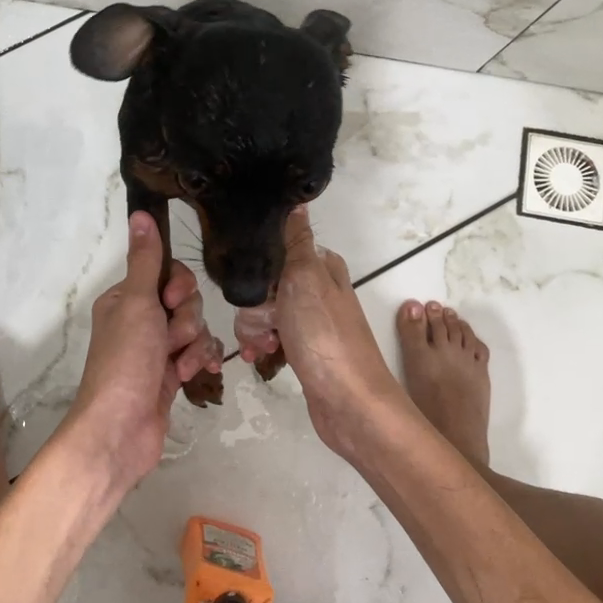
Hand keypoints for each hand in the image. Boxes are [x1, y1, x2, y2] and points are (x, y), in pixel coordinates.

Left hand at [60, 213, 222, 489]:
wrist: (120, 430)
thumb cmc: (125, 362)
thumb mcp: (137, 303)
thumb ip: (146, 260)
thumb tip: (140, 213)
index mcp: (125, 298)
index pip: (168, 273)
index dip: (179, 286)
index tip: (172, 299)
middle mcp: (140, 320)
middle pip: (186, 301)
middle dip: (187, 320)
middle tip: (171, 339)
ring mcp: (156, 349)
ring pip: (195, 328)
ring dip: (193, 345)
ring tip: (178, 366)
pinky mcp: (170, 375)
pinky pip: (197, 354)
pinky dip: (198, 362)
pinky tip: (195, 376)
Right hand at [269, 207, 406, 458]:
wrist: (350, 402)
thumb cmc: (326, 336)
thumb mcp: (306, 279)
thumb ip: (296, 242)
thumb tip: (297, 200)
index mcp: (322, 266)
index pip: (277, 251)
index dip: (258, 267)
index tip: (252, 284)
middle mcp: (317, 289)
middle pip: (266, 284)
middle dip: (254, 305)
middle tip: (266, 323)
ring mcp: (310, 321)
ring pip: (264, 313)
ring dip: (254, 329)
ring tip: (263, 347)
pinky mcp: (304, 349)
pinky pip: (271, 337)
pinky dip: (262, 346)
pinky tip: (260, 358)